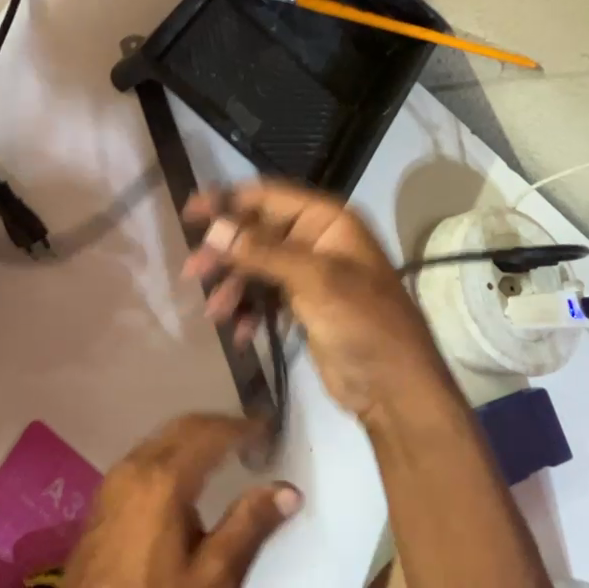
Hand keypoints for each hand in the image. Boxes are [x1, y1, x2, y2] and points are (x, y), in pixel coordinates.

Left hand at [66, 414, 301, 586]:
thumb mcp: (211, 575)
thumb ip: (248, 527)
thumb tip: (287, 490)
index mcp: (163, 478)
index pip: (209, 434)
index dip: (242, 427)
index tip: (270, 426)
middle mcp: (135, 465)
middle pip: (183, 427)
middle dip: (219, 426)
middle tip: (254, 436)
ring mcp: (115, 478)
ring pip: (162, 438)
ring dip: (195, 436)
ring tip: (228, 451)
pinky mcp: (105, 494)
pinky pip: (145, 455)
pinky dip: (173, 451)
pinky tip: (189, 474)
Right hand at [183, 182, 434, 419]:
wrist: (397, 392)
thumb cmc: (364, 324)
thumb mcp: (315, 281)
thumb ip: (261, 251)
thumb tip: (213, 228)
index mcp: (327, 221)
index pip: (268, 197)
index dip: (228, 201)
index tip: (191, 213)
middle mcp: (316, 240)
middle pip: (257, 232)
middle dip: (226, 252)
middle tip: (193, 270)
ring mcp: (310, 274)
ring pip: (256, 266)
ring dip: (233, 286)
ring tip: (214, 312)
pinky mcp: (304, 306)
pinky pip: (265, 296)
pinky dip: (249, 310)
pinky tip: (240, 333)